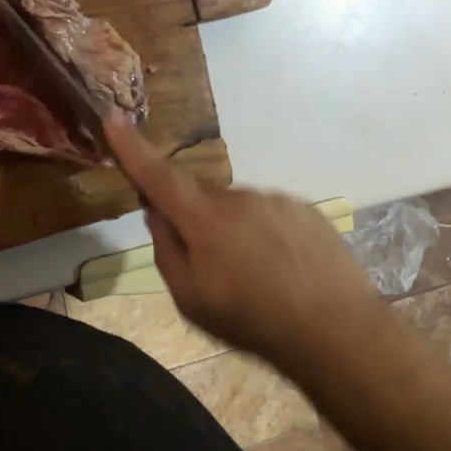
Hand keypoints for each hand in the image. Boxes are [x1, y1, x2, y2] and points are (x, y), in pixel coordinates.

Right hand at [105, 115, 381, 364]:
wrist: (338, 332)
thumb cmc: (254, 322)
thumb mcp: (191, 300)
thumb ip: (166, 251)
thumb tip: (157, 214)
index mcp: (205, 220)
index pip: (158, 177)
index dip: (132, 149)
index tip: (113, 118)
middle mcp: (239, 197)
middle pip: (203, 202)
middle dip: (201, 226)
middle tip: (218, 273)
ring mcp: (277, 200)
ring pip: (240, 210)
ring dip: (239, 234)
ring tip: (261, 279)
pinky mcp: (307, 210)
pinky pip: (272, 216)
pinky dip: (269, 238)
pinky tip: (286, 272)